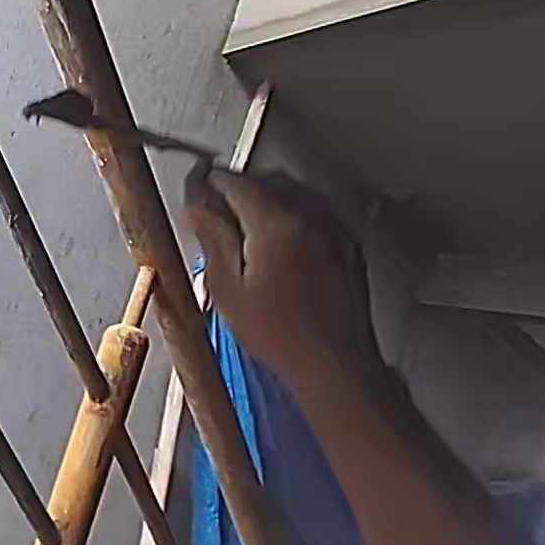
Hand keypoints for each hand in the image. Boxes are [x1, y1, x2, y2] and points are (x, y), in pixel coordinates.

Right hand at [182, 167, 382, 395]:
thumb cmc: (275, 333)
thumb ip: (213, 240)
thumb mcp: (226, 287)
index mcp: (277, 227)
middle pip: (271, 182)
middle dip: (239, 186)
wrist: (331, 362)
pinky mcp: (347, 248)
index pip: (239, 185)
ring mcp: (335, 233)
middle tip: (212, 202)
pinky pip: (316, 212)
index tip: (197, 183)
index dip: (212, 182)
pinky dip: (289, 212)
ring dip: (266, 197)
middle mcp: (312, 221)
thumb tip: (197, 209)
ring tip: (240, 218)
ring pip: (297, 193)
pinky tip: (272, 235)